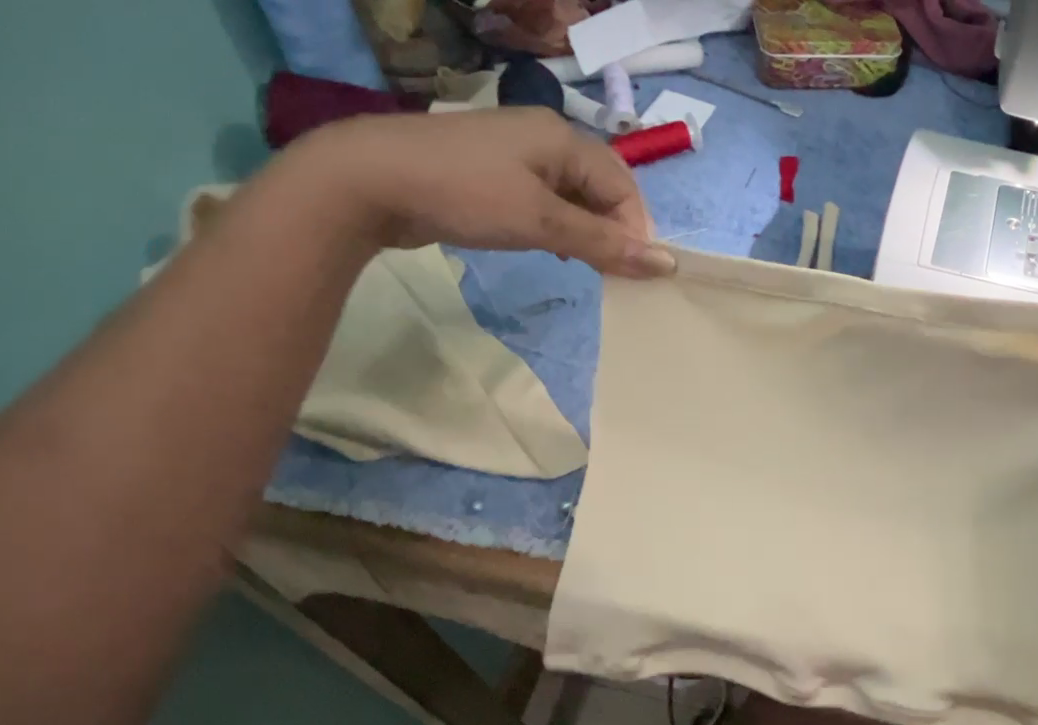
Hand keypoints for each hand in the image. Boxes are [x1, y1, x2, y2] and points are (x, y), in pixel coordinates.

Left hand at [294, 107, 674, 277]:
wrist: (371, 180)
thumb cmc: (466, 194)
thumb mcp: (541, 221)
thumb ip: (605, 244)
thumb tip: (666, 264)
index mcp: (562, 137)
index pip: (623, 185)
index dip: (636, 229)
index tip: (634, 274)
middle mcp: (544, 138)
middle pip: (601, 187)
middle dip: (614, 231)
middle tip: (613, 275)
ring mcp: (516, 156)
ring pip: (572, 196)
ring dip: (587, 232)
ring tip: (587, 267)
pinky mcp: (493, 176)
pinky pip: (544, 201)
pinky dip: (558, 227)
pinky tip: (552, 250)